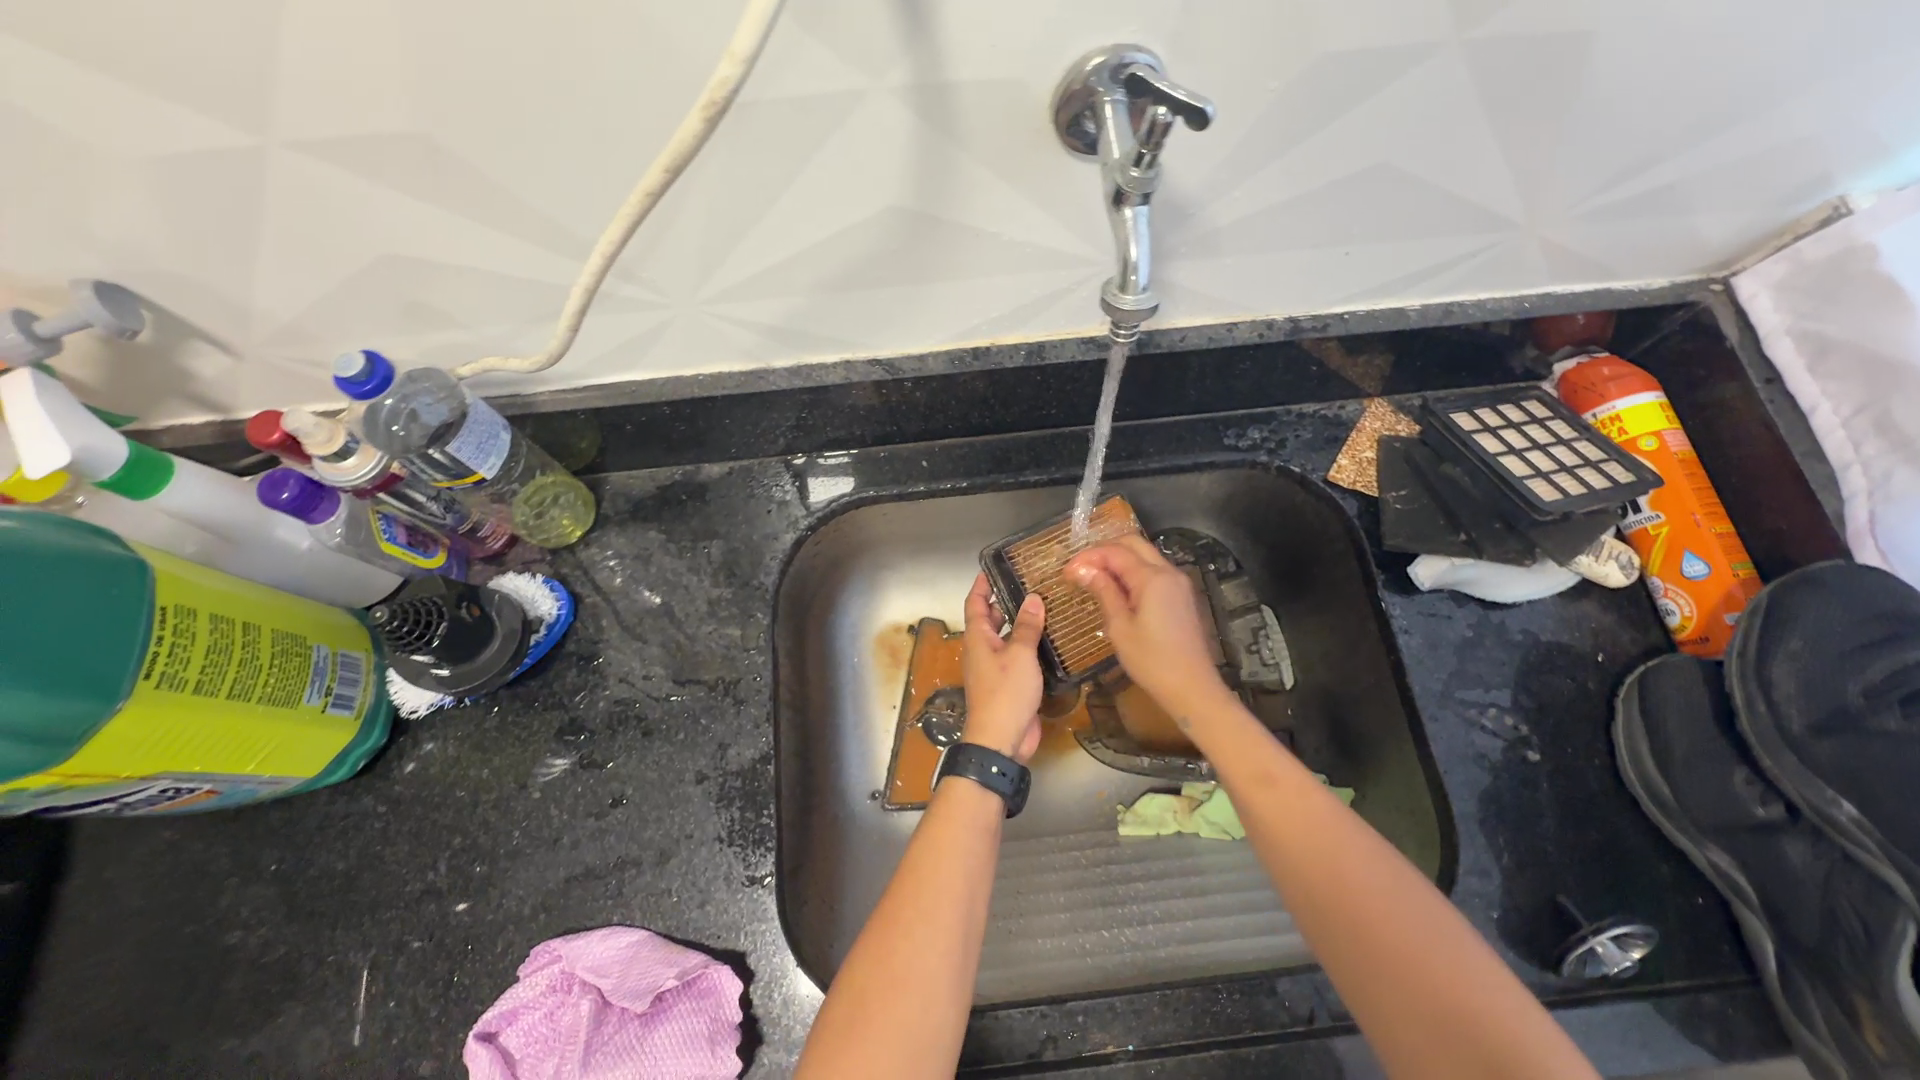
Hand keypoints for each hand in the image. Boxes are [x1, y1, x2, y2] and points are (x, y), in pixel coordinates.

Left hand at [960, 573, 1045, 762]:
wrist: (1001, 739)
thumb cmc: (1005, 692)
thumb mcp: (1019, 655)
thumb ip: (1027, 627)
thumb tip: (1033, 598)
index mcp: (978, 638)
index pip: (976, 603)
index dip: (982, 585)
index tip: (993, 567)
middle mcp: (983, 650)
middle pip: (991, 620)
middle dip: (1006, 602)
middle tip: (1029, 584)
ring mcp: (995, 669)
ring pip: (1007, 639)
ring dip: (1021, 625)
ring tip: (1045, 607)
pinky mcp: (1010, 684)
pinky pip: (1018, 658)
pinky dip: (1030, 647)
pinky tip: (1050, 641)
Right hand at [1066, 536, 1230, 715]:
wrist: (1192, 688)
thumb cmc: (1151, 661)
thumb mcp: (1119, 627)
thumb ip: (1104, 592)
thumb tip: (1083, 570)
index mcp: (1153, 578)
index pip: (1115, 552)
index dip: (1088, 557)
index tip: (1067, 572)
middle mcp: (1169, 573)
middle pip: (1133, 544)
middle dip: (1104, 551)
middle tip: (1080, 570)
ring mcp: (1178, 584)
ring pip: (1145, 556)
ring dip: (1118, 561)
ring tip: (1094, 579)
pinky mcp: (1181, 596)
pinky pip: (1154, 572)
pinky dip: (1132, 573)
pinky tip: (1116, 590)